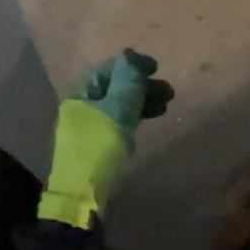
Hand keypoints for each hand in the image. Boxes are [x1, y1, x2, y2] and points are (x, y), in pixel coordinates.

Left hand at [38, 49, 174, 228]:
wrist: (81, 194)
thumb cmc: (98, 147)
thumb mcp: (116, 110)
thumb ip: (126, 82)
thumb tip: (130, 56)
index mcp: (81, 92)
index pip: (108, 69)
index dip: (131, 65)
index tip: (156, 67)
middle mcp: (81, 104)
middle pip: (114, 86)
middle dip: (141, 85)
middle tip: (169, 91)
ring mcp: (87, 125)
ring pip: (118, 104)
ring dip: (141, 101)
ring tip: (166, 105)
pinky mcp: (96, 144)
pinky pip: (118, 121)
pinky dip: (134, 117)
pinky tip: (149, 120)